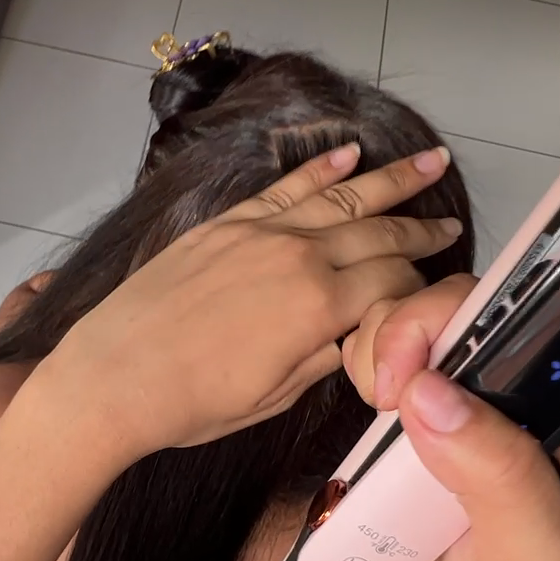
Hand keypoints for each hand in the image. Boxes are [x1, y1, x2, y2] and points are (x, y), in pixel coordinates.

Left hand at [30, 144, 464, 463]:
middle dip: (418, 229)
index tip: (427, 289)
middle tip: (448, 225)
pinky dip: (319, 170)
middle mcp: (298, 257)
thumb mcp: (271, 399)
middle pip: (376, 233)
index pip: (391, 282)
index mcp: (319, 308)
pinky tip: (347, 155)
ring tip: (429, 163)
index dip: (415, 286)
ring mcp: (258, 233)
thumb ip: (321, 359)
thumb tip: (349, 335)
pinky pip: (283, 189)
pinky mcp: (223, 225)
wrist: (112, 378)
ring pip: (340, 197)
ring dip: (389, 179)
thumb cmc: (190, 405)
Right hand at [341, 277, 559, 560]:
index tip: (416, 373)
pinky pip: (377, 357)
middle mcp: (505, 384)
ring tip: (378, 411)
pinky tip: (369, 410)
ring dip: (375, 350)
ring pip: (407, 319)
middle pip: (454, 303)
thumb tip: (431, 396)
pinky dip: (359, 367)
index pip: (523, 311)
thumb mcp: (529, 548)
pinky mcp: (410, 410)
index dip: (461, 317)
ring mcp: (453, 394)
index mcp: (557, 401)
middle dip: (404, 332)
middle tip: (385, 401)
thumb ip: (498, 476)